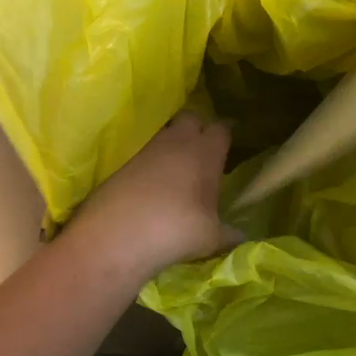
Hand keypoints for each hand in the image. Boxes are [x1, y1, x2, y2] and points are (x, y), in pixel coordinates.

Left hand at [63, 112, 242, 282]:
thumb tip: (241, 235)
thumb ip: (228, 233)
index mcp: (204, 152)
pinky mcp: (123, 162)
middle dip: (198, 129)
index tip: (229, 149)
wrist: (115, 235)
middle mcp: (176, 142)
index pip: (222, 128)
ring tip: (179, 173)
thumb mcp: (209, 237)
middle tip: (204, 155)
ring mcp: (145, 149)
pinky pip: (144, 153)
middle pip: (191, 118)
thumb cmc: (174, 229)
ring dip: (173, 146)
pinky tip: (154, 186)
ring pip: (165, 134)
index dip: (226, 136)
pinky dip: (152, 163)